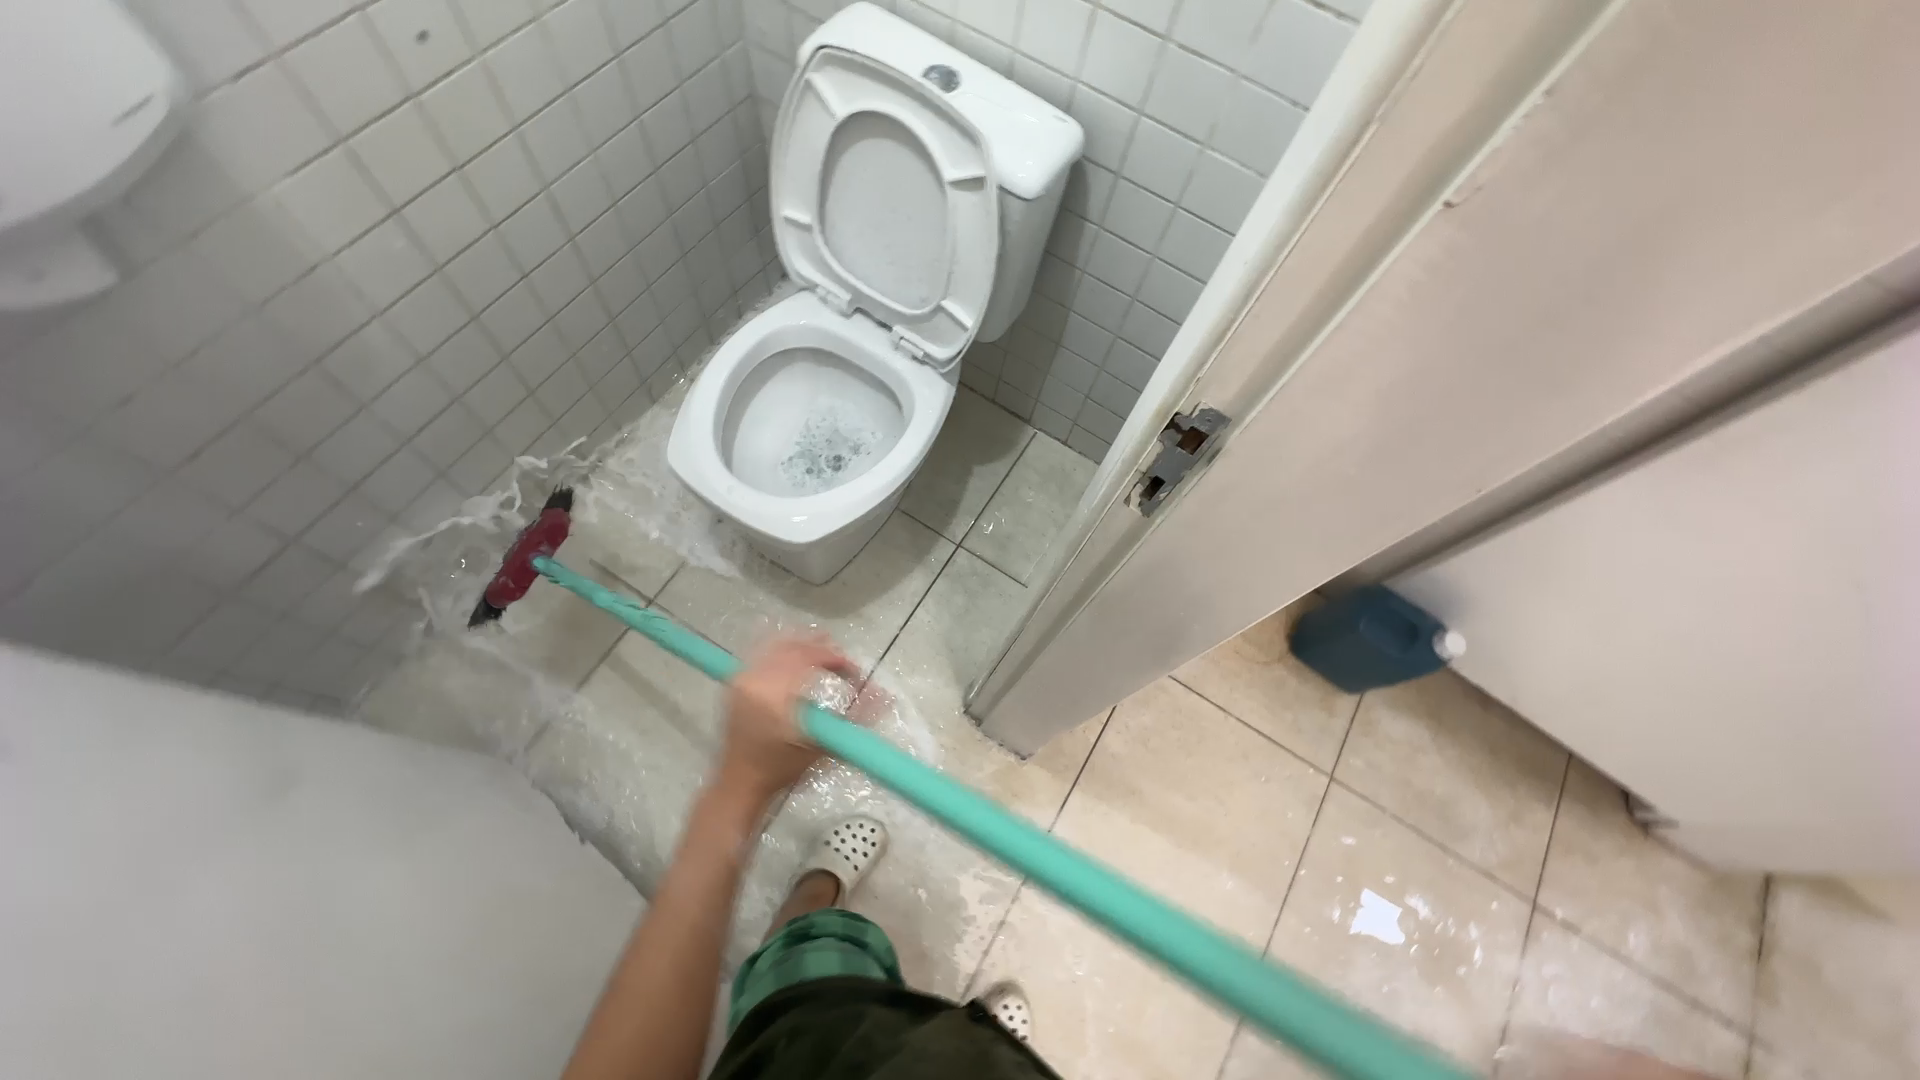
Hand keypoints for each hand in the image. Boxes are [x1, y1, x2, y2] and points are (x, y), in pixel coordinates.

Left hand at [717, 634, 858, 800]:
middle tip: (843, 659)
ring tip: (824, 646)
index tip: (853, 670)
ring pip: (776, 646)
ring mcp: (742, 679)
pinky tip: (796, 653)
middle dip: (821, 649)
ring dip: (802, 644)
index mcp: (774, 694)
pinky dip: (782, 649)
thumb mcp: (820, 745)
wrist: (739, 781)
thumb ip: (853, 717)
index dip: (834, 658)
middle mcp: (755, 680)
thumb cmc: (781, 768)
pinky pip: (762, 653)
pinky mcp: (736, 682)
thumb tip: (885, 696)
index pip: (809, 659)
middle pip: (793, 648)